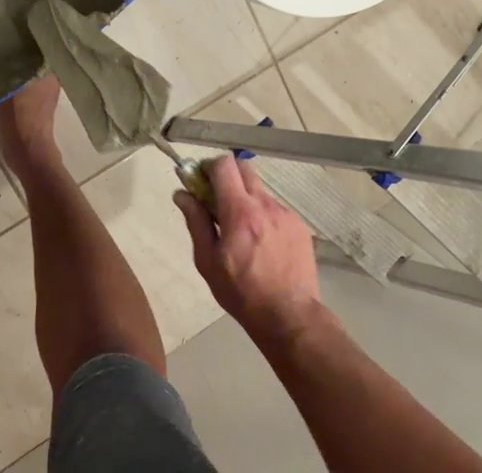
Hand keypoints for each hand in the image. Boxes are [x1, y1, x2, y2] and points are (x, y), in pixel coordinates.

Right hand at [175, 156, 320, 335]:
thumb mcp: (208, 261)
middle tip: (217, 201)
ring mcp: (286, 214)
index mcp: (239, 211)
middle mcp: (265, 204)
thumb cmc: (241, 292)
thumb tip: (182, 194)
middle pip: (244, 168)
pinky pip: (275, 209)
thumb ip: (196, 222)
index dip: (209, 167)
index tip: (200, 182)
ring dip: (246, 199)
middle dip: (227, 176)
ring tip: (241, 232)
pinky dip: (263, 216)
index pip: (224, 165)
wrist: (290, 316)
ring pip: (260, 191)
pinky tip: (262, 244)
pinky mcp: (300, 226)